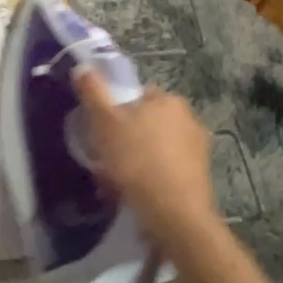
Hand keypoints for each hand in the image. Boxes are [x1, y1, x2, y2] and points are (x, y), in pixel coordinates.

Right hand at [72, 70, 217, 246]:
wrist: (173, 215)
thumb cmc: (136, 160)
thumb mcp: (103, 121)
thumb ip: (92, 90)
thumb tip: (83, 67)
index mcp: (168, 100)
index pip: (135, 95)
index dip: (113, 110)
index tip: (100, 129)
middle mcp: (189, 119)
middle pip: (145, 122)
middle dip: (124, 137)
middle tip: (104, 156)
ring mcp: (198, 150)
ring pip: (154, 147)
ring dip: (135, 158)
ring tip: (114, 180)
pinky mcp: (200, 177)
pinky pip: (165, 168)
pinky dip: (150, 176)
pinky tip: (133, 192)